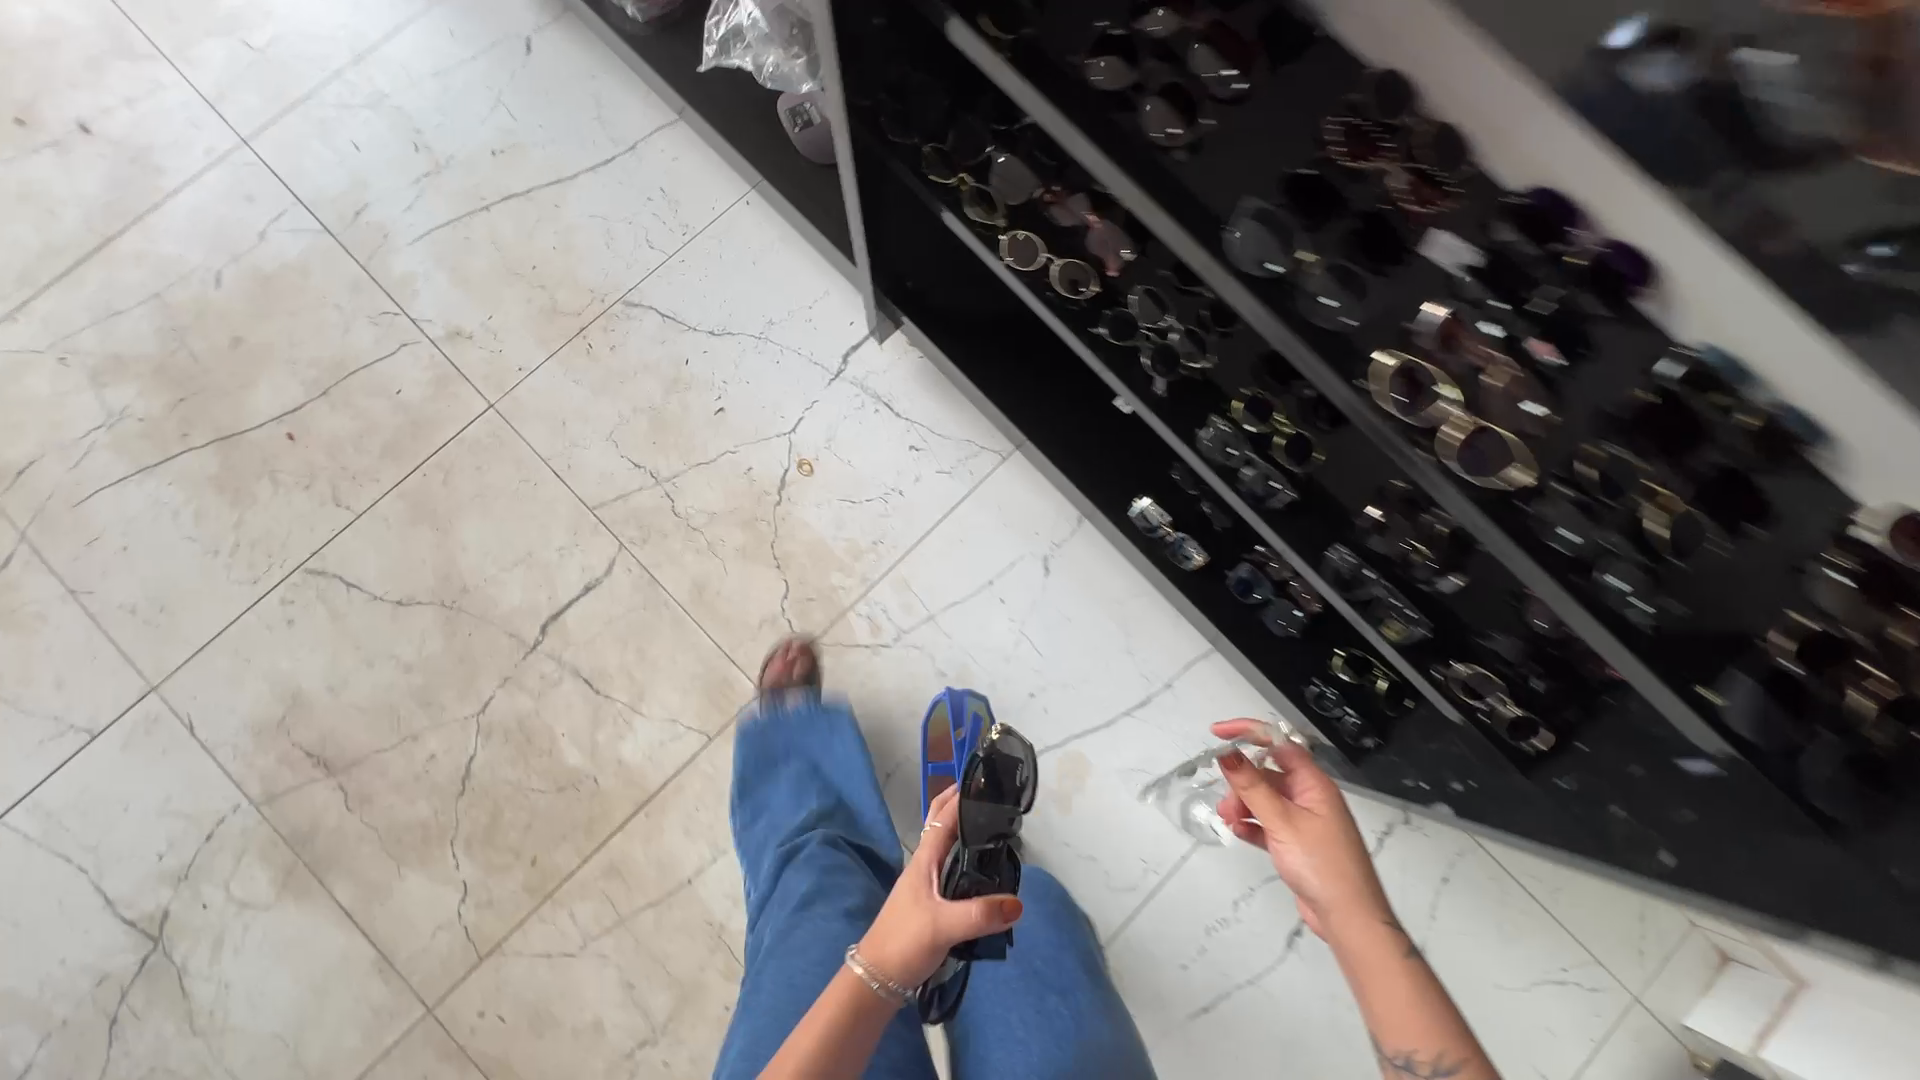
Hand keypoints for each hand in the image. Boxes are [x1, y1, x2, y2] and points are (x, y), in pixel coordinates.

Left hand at [857, 786, 1023, 986]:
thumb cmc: (904, 941)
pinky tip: (980, 869)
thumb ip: (980, 915)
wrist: (877, 976)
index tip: (985, 780)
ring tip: (991, 824)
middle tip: (987, 793)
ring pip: (945, 846)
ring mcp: (924, 883)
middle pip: (940, 824)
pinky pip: (948, 867)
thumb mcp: (944, 926)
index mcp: (924, 860)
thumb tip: (1018, 903)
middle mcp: (923, 865)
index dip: (962, 796)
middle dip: (958, 804)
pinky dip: (964, 857)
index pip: (944, 818)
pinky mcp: (929, 902)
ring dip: (962, 829)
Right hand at [1211, 719, 1393, 943]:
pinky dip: (1252, 824)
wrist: (1348, 918)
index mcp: (1313, 784)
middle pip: (1268, 773)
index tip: (1217, 733)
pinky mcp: (1297, 843)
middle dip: (1242, 782)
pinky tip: (1240, 832)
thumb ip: (1252, 786)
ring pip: (1266, 799)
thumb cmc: (1320, 864)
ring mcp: (1305, 820)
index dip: (1248, 733)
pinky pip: (1268, 823)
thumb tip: (1227, 753)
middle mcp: (1310, 797)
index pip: (1279, 744)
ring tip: (1229, 821)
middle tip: (1225, 803)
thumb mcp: (1282, 821)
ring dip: (1244, 805)